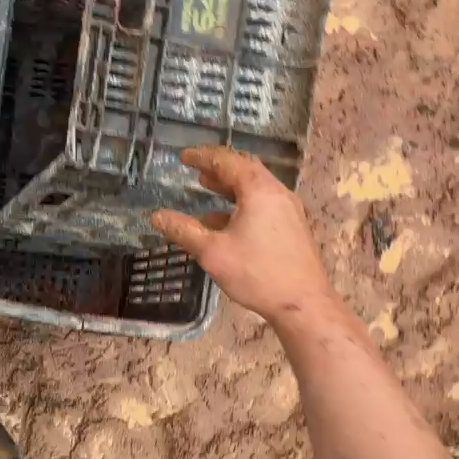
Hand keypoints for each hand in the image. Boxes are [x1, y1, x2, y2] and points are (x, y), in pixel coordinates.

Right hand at [152, 146, 342, 327]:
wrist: (301, 301)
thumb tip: (157, 216)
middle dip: (219, 168)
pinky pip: (261, 204)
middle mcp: (276, 194)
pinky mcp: (290, 227)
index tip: (184, 156)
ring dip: (229, 185)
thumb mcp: (212, 252)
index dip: (204, 157)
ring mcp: (287, 210)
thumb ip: (183, 230)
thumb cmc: (256, 272)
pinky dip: (239, 203)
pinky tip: (223, 220)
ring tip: (206, 186)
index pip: (228, 162)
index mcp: (258, 191)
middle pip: (245, 170)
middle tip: (196, 167)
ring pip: (254, 188)